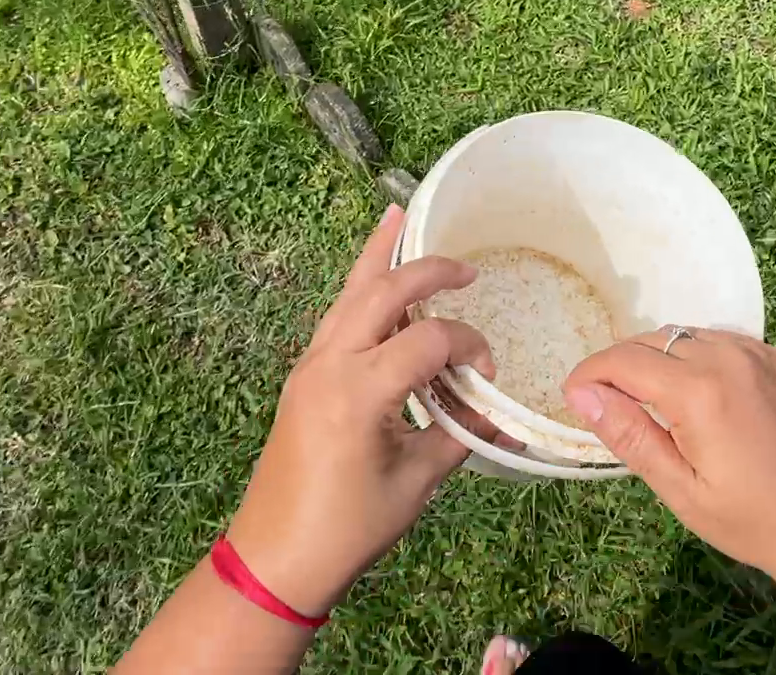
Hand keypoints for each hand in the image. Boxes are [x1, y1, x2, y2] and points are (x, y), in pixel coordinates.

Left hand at [226, 206, 487, 615]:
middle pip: (382, 291)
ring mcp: (310, 363)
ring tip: (398, 215)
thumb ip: (461, 435)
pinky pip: (338, 312)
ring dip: (379, 255)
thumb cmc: (348, 528)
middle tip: (465, 267)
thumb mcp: (416, 483)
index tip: (487, 375)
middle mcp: (330, 364)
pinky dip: (361, 285)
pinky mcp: (304, 372)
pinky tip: (376, 274)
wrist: (273, 560)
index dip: (468, 348)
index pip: (429, 341)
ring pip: (349, 291)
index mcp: (359, 392)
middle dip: (427, 269)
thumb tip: (502, 415)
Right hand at [562, 328, 775, 587]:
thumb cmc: (747, 518)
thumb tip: (582, 393)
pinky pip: (715, 338)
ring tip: (648, 399)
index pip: (624, 360)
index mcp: (699, 392)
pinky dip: (692, 354)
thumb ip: (629, 433)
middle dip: (618, 365)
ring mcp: (754, 350)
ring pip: (680, 334)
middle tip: (607, 404)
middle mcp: (726, 356)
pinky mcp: (772, 354)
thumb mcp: (679, 489)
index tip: (572, 396)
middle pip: (649, 340)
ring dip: (655, 357)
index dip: (590, 373)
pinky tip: (695, 390)